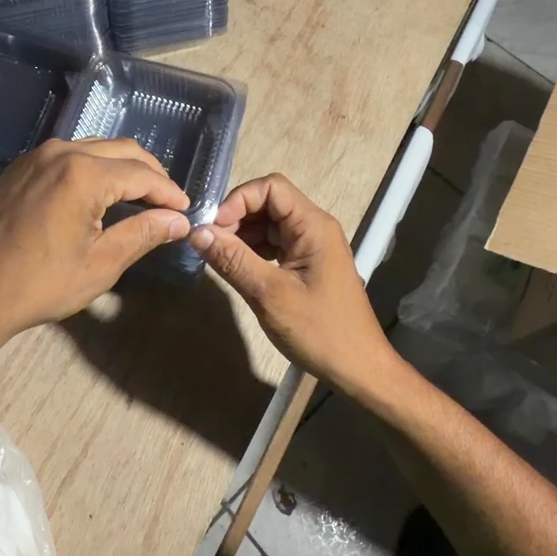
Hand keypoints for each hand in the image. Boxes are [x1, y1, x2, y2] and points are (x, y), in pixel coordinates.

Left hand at [0, 139, 191, 359]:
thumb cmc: (39, 285)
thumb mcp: (100, 264)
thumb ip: (143, 233)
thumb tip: (178, 221)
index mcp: (83, 173)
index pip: (142, 174)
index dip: (169, 192)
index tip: (187, 210)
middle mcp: (60, 152)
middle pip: (122, 151)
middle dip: (151, 174)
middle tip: (169, 203)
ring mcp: (35, 156)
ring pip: (96, 148)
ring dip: (123, 168)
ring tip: (142, 197)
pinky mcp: (19, 168)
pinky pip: (69, 155)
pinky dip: (94, 168)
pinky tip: (102, 193)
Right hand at [191, 174, 401, 397]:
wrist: (358, 368)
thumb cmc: (319, 330)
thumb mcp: (269, 295)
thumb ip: (233, 260)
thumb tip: (198, 233)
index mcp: (313, 225)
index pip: (271, 187)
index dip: (239, 200)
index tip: (215, 228)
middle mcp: (315, 227)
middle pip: (269, 202)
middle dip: (237, 217)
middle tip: (211, 245)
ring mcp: (313, 246)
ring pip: (270, 224)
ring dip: (243, 235)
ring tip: (220, 258)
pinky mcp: (308, 264)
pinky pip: (276, 244)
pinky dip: (254, 250)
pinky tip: (238, 268)